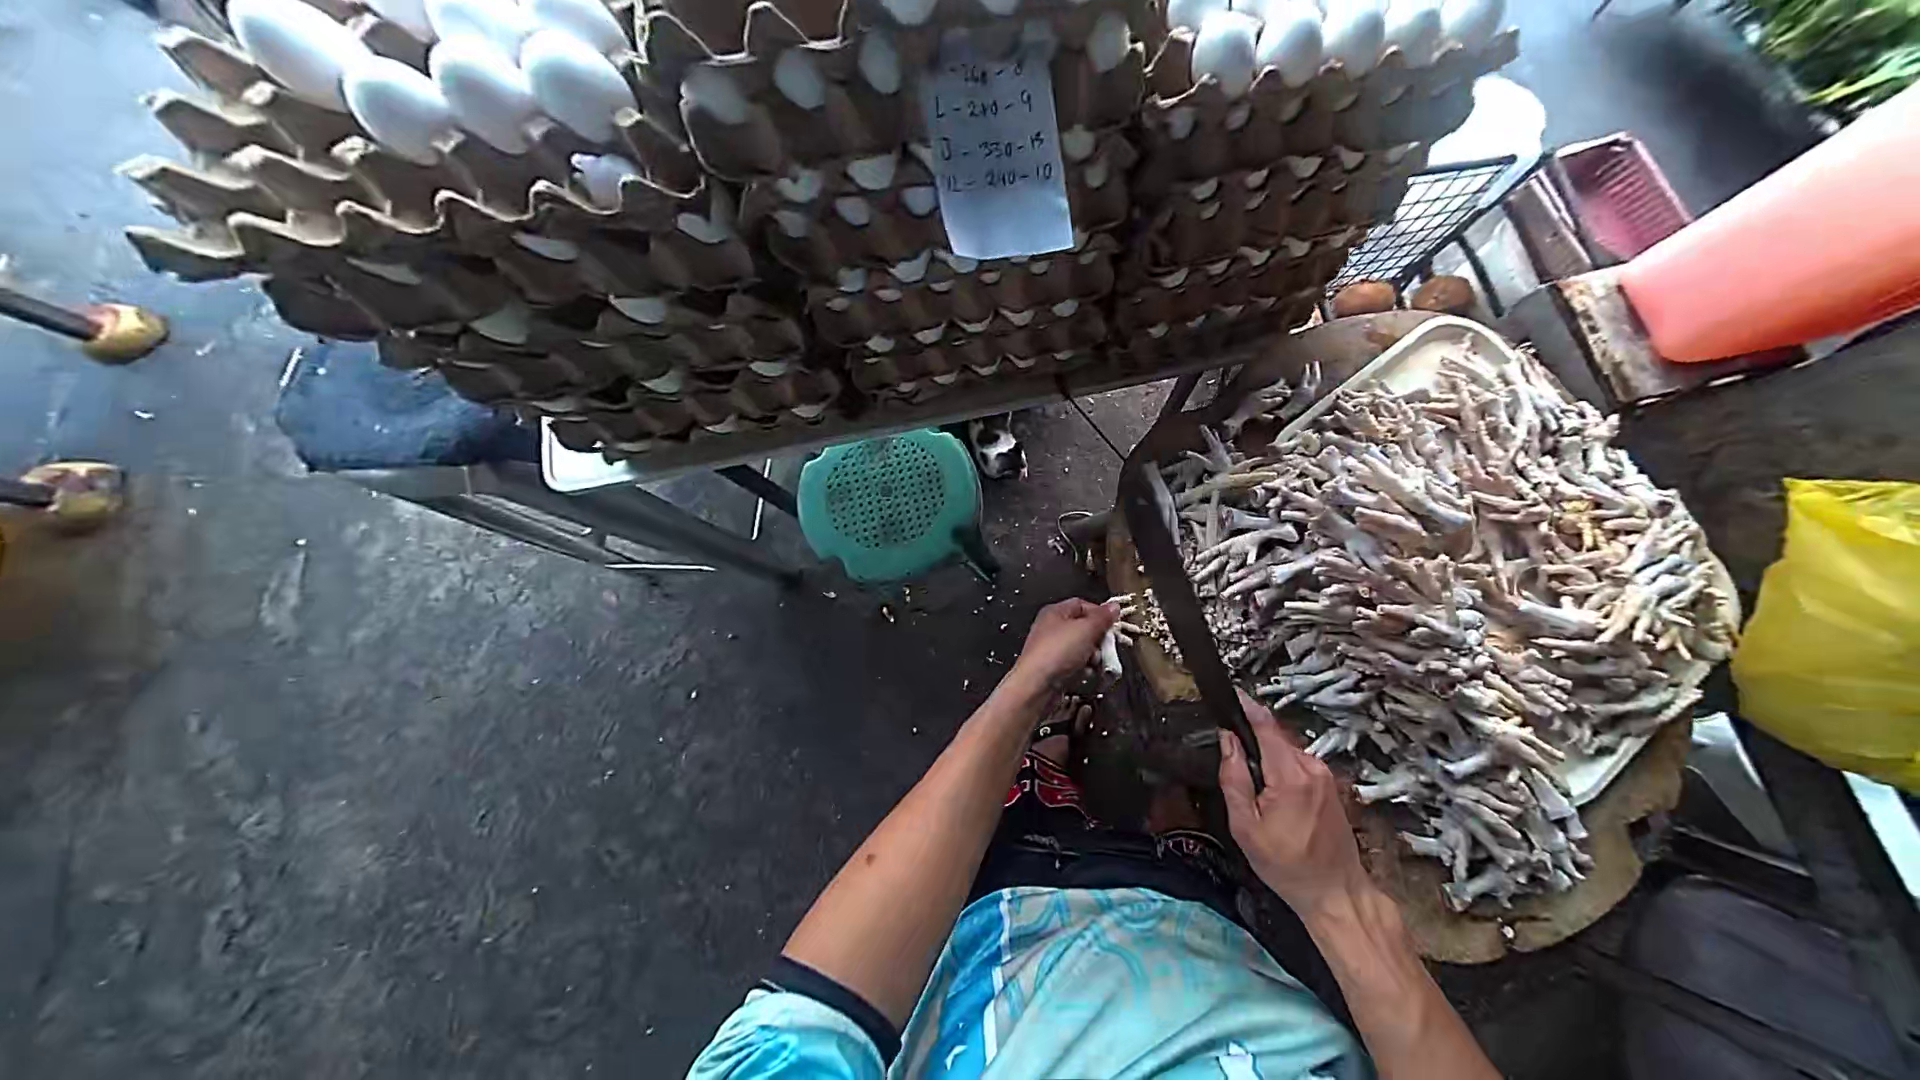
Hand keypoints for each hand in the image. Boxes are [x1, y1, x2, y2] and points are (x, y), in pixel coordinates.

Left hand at [1009, 598, 1118, 691]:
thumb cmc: (1060, 651)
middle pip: (1084, 629)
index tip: (1113, 626)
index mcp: (1055, 612)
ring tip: (1092, 664)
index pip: (1082, 605)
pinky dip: (1083, 670)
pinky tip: (1084, 675)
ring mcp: (1052, 650)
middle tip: (1103, 648)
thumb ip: (1102, 617)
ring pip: (1082, 649)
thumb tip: (1114, 606)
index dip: (1099, 614)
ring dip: (1093, 658)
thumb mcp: (1086, 629)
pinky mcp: (1054, 669)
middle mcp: (1052, 629)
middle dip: (1098, 640)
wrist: (1037, 686)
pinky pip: (1076, 665)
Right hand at [1218, 691, 1371, 919]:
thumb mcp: (1245, 826)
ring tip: (1254, 790)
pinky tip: (1273, 797)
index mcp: (1290, 776)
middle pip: (1274, 737)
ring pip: (1285, 751)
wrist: (1336, 894)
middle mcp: (1312, 768)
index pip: (1265, 726)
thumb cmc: (1286, 865)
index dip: (1246, 707)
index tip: (1230, 694)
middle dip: (1251, 741)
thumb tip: (1227, 740)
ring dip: (1266, 758)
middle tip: (1233, 765)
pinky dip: (1280, 769)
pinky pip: (1297, 764)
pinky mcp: (1330, 785)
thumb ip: (1233, 778)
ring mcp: (1325, 776)